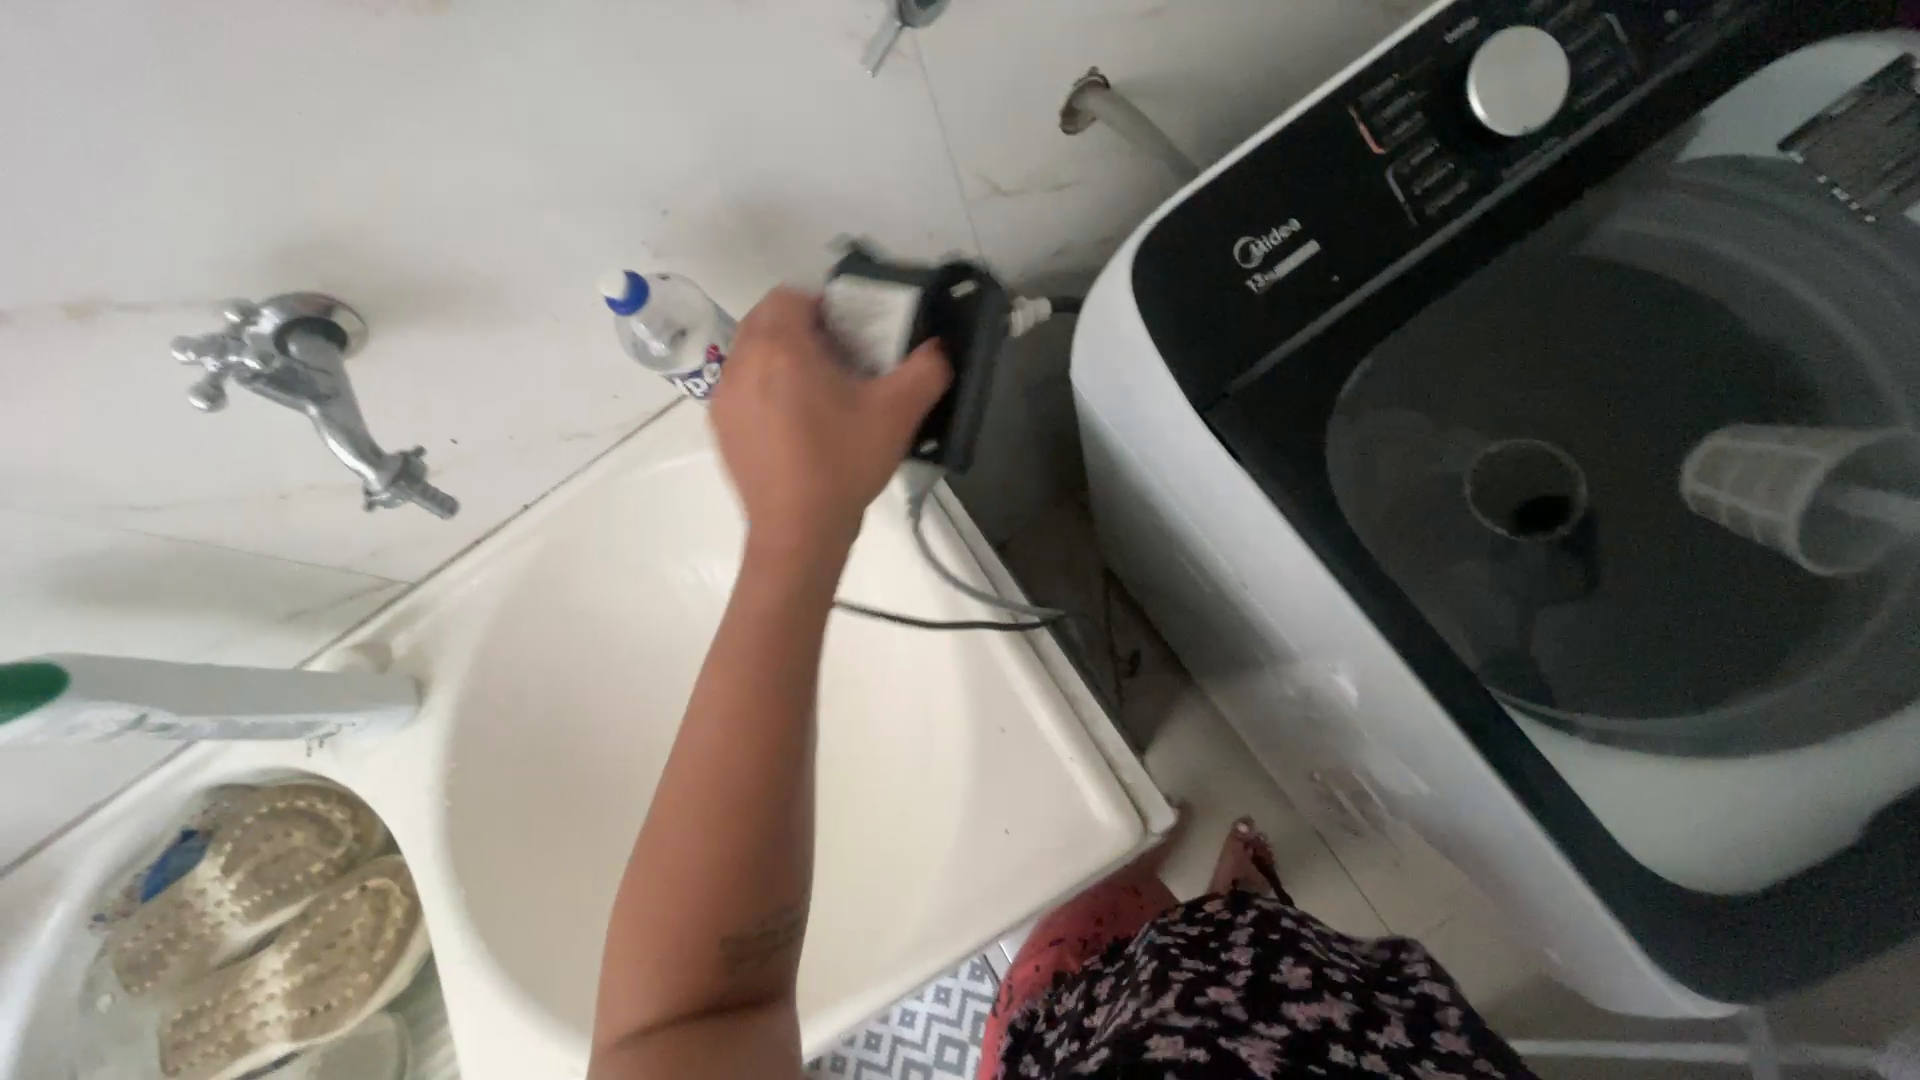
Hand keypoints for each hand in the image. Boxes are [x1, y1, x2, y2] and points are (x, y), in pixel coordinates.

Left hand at [711, 287, 950, 559]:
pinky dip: (763, 389)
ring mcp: (724, 396)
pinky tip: (792, 426)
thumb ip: (927, 369)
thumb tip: (939, 348)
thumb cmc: (844, 465)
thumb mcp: (898, 414)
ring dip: (779, 358)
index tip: (848, 336)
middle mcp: (742, 362)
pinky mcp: (719, 427)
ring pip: (750, 353)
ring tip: (814, 395)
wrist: (798, 532)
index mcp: (780, 347)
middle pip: (765, 320)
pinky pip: (740, 387)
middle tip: (836, 361)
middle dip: (798, 329)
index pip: (790, 296)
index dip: (822, 306)